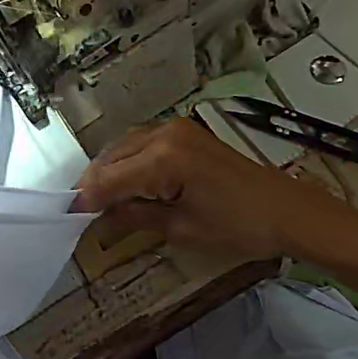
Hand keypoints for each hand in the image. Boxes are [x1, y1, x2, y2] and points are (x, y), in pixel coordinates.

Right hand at [73, 118, 355, 260]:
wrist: (289, 211)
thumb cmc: (240, 226)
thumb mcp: (182, 229)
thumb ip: (135, 217)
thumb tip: (100, 217)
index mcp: (163, 158)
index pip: (109, 178)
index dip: (87, 199)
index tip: (68, 217)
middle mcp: (164, 134)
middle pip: (112, 158)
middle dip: (95, 184)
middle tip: (82, 212)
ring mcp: (175, 129)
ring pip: (124, 147)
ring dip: (110, 172)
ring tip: (101, 201)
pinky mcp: (185, 133)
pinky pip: (142, 144)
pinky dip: (128, 163)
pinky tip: (127, 184)